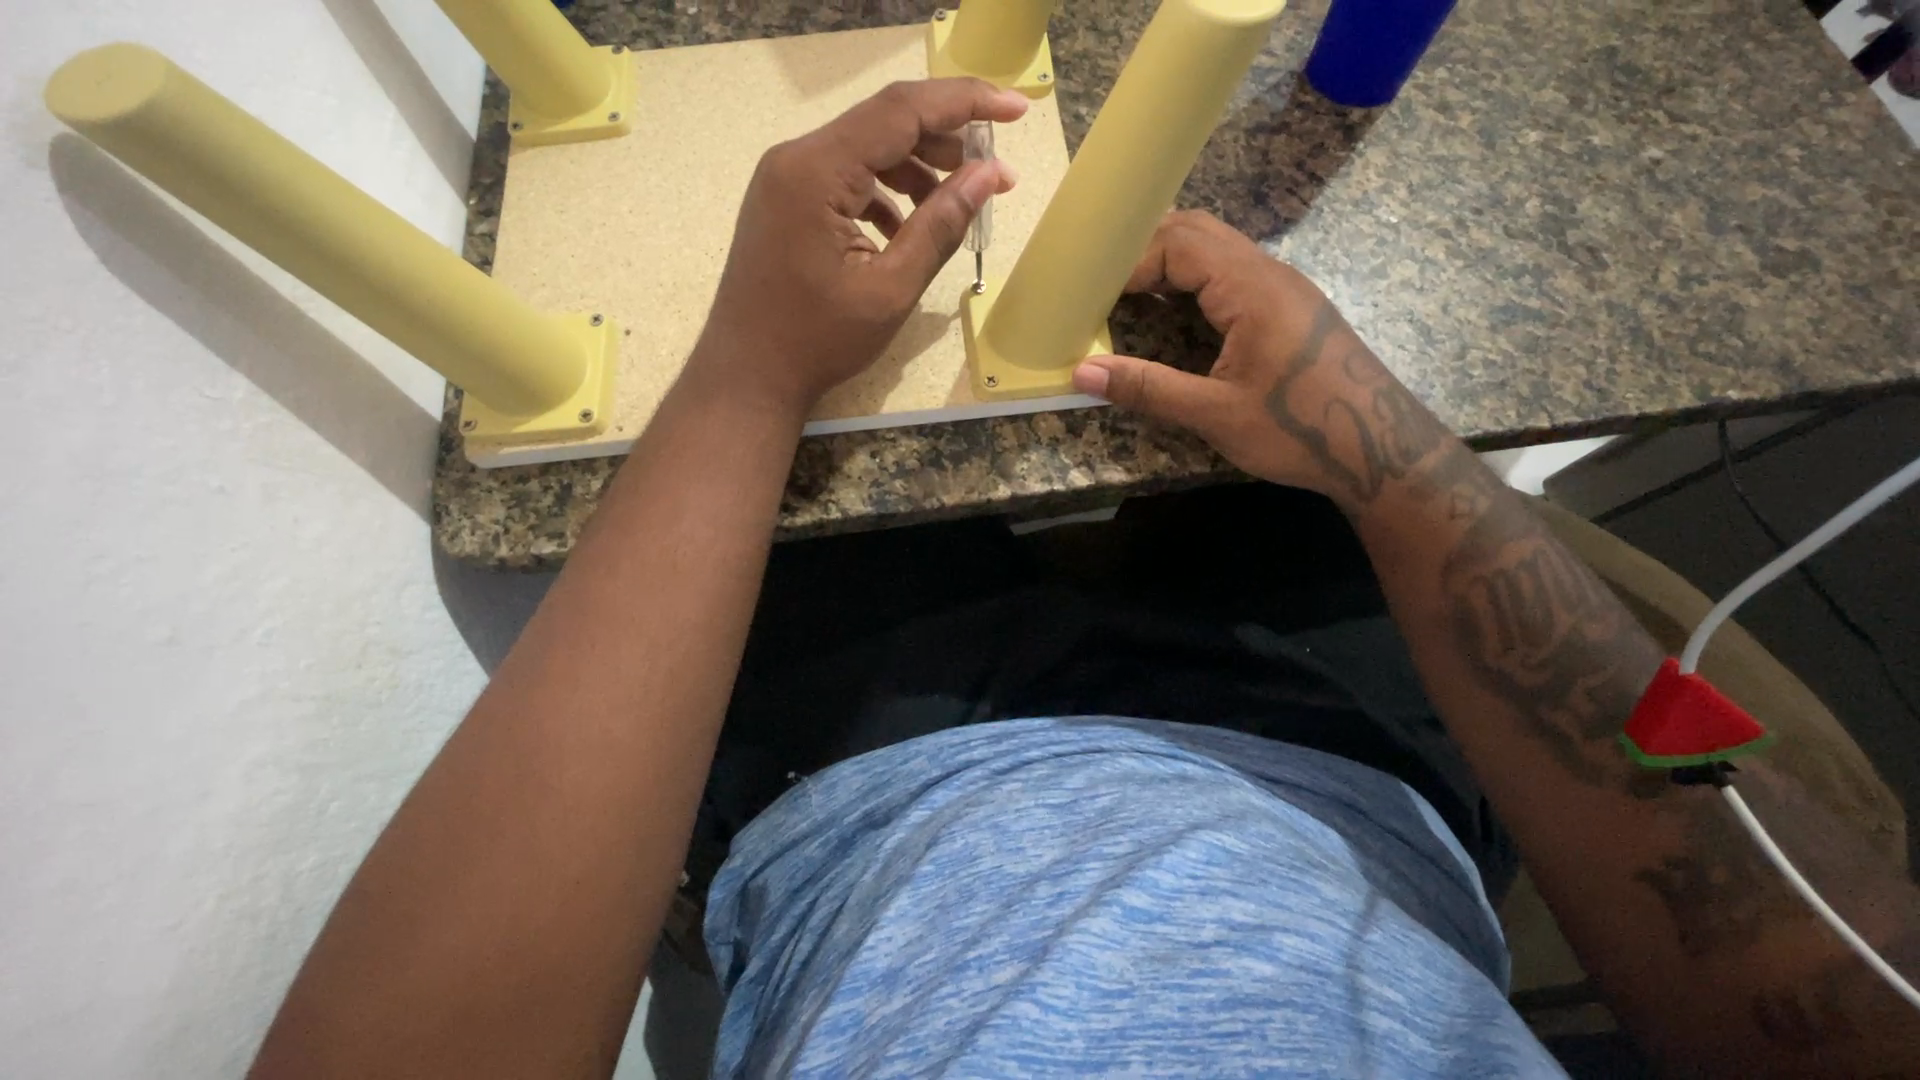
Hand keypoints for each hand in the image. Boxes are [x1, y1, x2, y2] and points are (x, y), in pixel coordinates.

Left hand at [688, 79, 1026, 416]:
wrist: (748, 375)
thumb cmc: (817, 342)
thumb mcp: (890, 290)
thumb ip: (941, 226)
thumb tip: (989, 176)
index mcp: (816, 172)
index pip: (901, 110)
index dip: (965, 103)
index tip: (1016, 110)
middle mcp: (796, 158)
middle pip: (885, 123)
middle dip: (947, 138)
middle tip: (997, 171)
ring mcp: (787, 178)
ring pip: (867, 149)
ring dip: (919, 168)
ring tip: (963, 199)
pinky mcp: (787, 200)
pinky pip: (847, 178)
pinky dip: (887, 192)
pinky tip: (912, 226)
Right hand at [1071, 211, 1457, 516]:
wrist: (1379, 448)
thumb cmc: (1298, 430)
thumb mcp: (1215, 414)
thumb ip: (1147, 388)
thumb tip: (1082, 375)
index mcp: (1251, 288)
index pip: (1177, 244)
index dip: (1128, 263)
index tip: (1089, 293)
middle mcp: (1268, 273)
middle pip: (1196, 231)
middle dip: (1143, 250)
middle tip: (1100, 285)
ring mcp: (1281, 287)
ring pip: (1215, 248)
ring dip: (1167, 262)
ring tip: (1124, 293)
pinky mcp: (1286, 307)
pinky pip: (1229, 271)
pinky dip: (1190, 278)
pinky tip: (1169, 309)